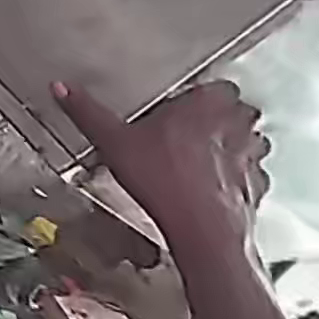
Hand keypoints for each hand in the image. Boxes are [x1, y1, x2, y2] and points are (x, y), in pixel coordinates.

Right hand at [52, 79, 270, 255]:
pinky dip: (240, 176)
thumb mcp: (113, 141)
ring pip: (252, 141)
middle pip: (240, 111)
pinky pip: (253, 175)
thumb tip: (62, 87)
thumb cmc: (164, 180)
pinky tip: (217, 183)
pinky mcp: (257, 190)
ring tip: (209, 151)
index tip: (189, 97)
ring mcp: (251, 160)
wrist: (203, 233)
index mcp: (205, 106)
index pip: (220, 85)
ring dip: (236, 143)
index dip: (206, 92)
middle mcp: (235, 128)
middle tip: (197, 122)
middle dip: (224, 115)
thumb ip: (87, 111)